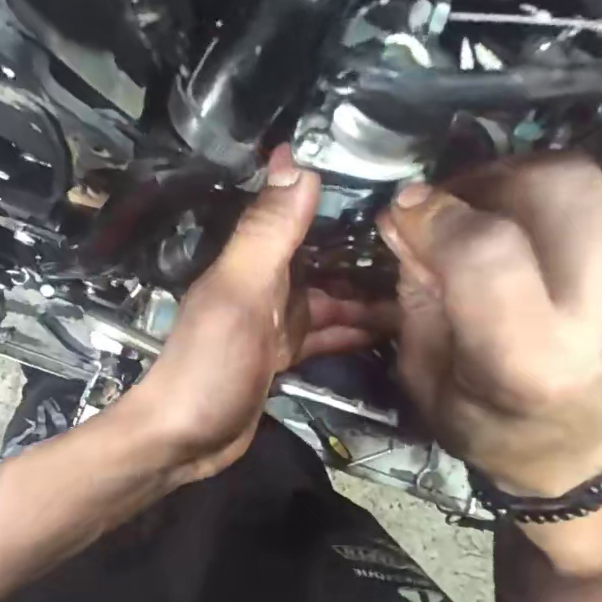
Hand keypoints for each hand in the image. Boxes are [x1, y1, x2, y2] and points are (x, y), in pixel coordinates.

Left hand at [118, 146, 387, 481]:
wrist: (182, 440)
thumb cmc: (210, 364)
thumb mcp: (240, 294)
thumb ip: (268, 233)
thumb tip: (296, 160)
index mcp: (253, 262)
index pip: (302, 216)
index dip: (342, 200)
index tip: (393, 189)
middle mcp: (265, 287)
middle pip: (322, 260)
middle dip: (364, 253)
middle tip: (419, 250)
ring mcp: (274, 325)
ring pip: (328, 301)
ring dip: (364, 298)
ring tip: (415, 294)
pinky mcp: (281, 359)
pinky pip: (323, 336)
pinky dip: (349, 334)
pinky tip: (383, 333)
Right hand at [376, 153, 601, 498]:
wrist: (568, 461)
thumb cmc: (490, 424)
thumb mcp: (428, 375)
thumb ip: (417, 292)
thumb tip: (410, 213)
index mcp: (533, 363)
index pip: (485, 248)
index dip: (436, 212)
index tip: (414, 209)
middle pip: (566, 187)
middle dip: (502, 183)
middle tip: (481, 207)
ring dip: (594, 178)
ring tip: (561, 213)